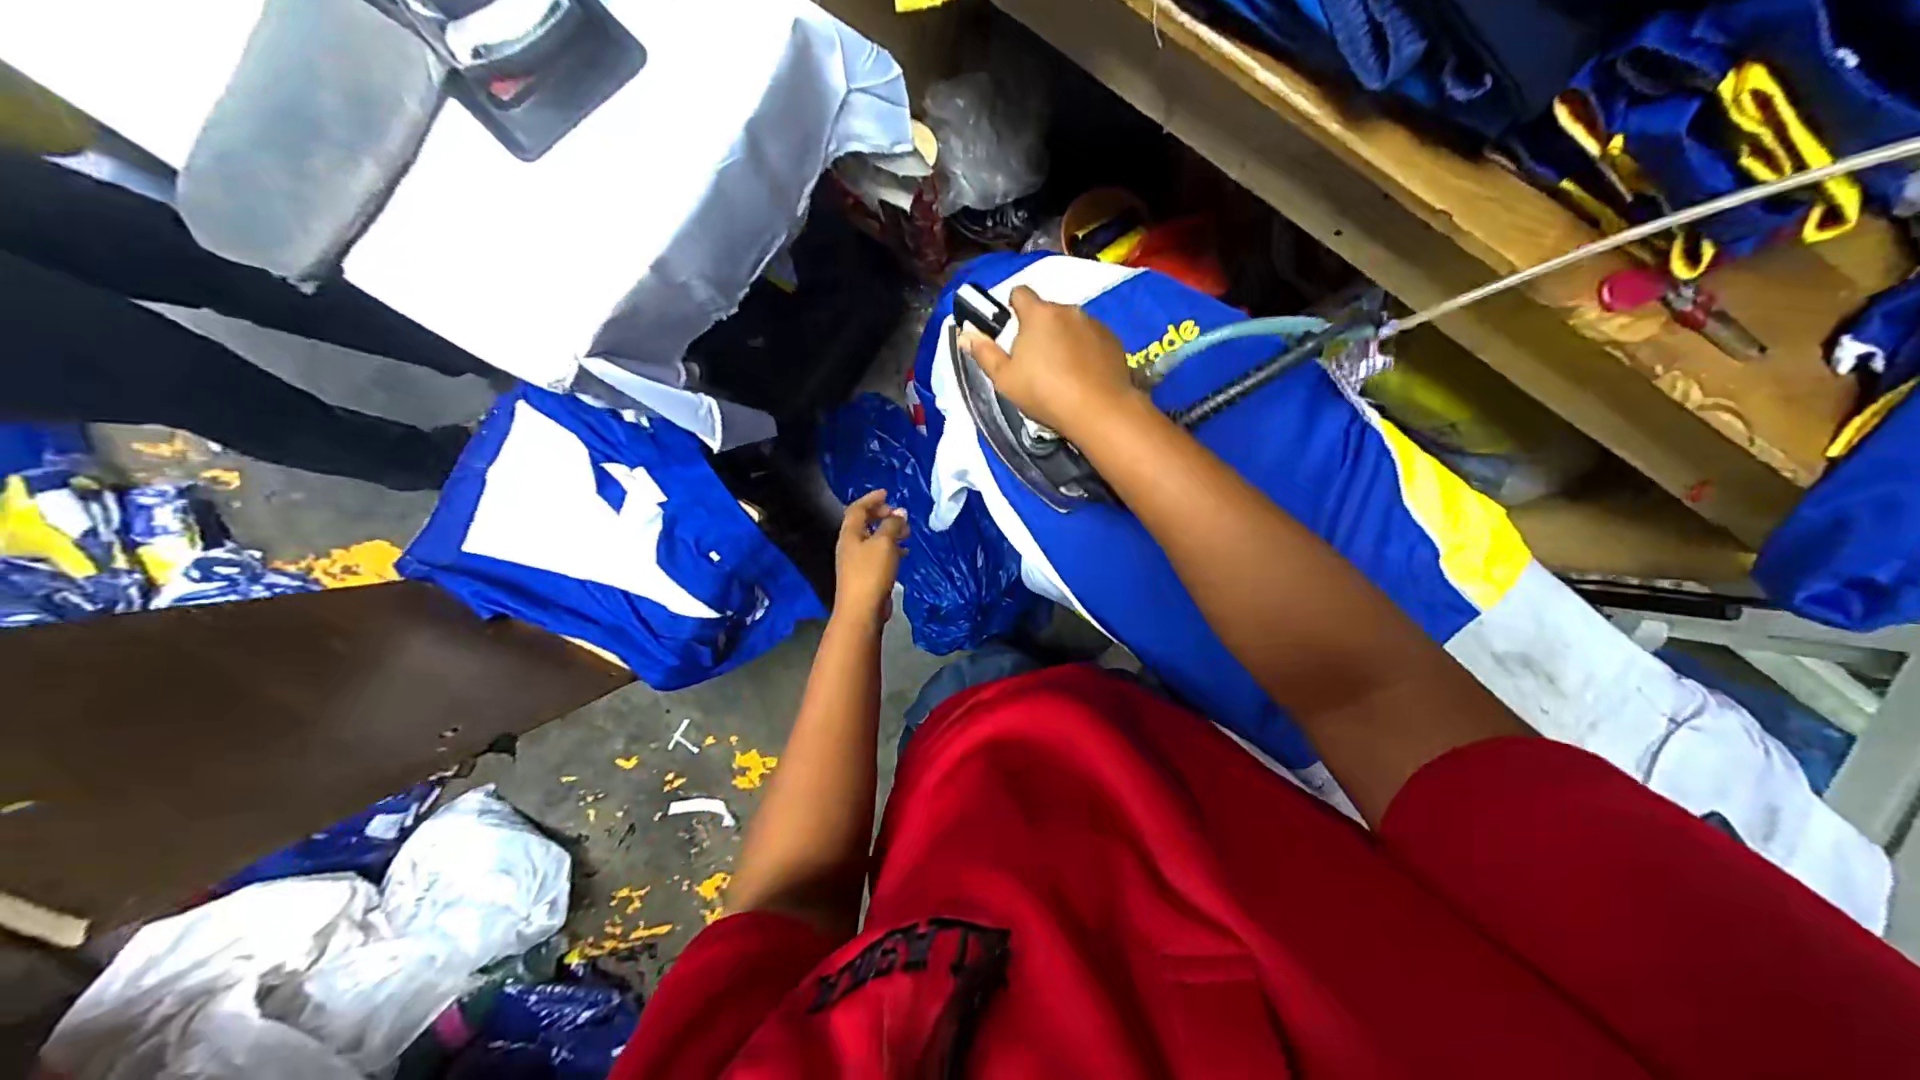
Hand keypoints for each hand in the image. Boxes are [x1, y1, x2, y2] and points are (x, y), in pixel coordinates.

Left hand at [834, 489, 908, 626]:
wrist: (861, 610)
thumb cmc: (871, 572)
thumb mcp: (884, 543)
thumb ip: (892, 525)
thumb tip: (899, 513)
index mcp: (849, 534)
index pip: (857, 509)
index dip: (872, 499)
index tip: (887, 493)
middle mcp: (849, 545)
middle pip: (864, 523)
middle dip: (882, 515)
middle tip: (899, 514)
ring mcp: (856, 561)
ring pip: (872, 539)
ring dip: (888, 532)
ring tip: (906, 532)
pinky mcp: (865, 575)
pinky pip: (878, 554)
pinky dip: (890, 548)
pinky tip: (903, 552)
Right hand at [958, 286, 1146, 444]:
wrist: (1098, 410)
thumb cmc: (1044, 393)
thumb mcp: (1005, 379)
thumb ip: (984, 352)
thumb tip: (964, 333)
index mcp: (1038, 314)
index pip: (1020, 293)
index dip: (1012, 308)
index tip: (1011, 332)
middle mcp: (1068, 310)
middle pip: (1047, 311)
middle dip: (1039, 328)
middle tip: (1035, 362)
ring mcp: (1094, 323)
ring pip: (1071, 324)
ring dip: (1064, 339)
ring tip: (1062, 372)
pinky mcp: (1113, 340)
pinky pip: (1092, 338)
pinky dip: (1085, 350)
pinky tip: (1083, 375)